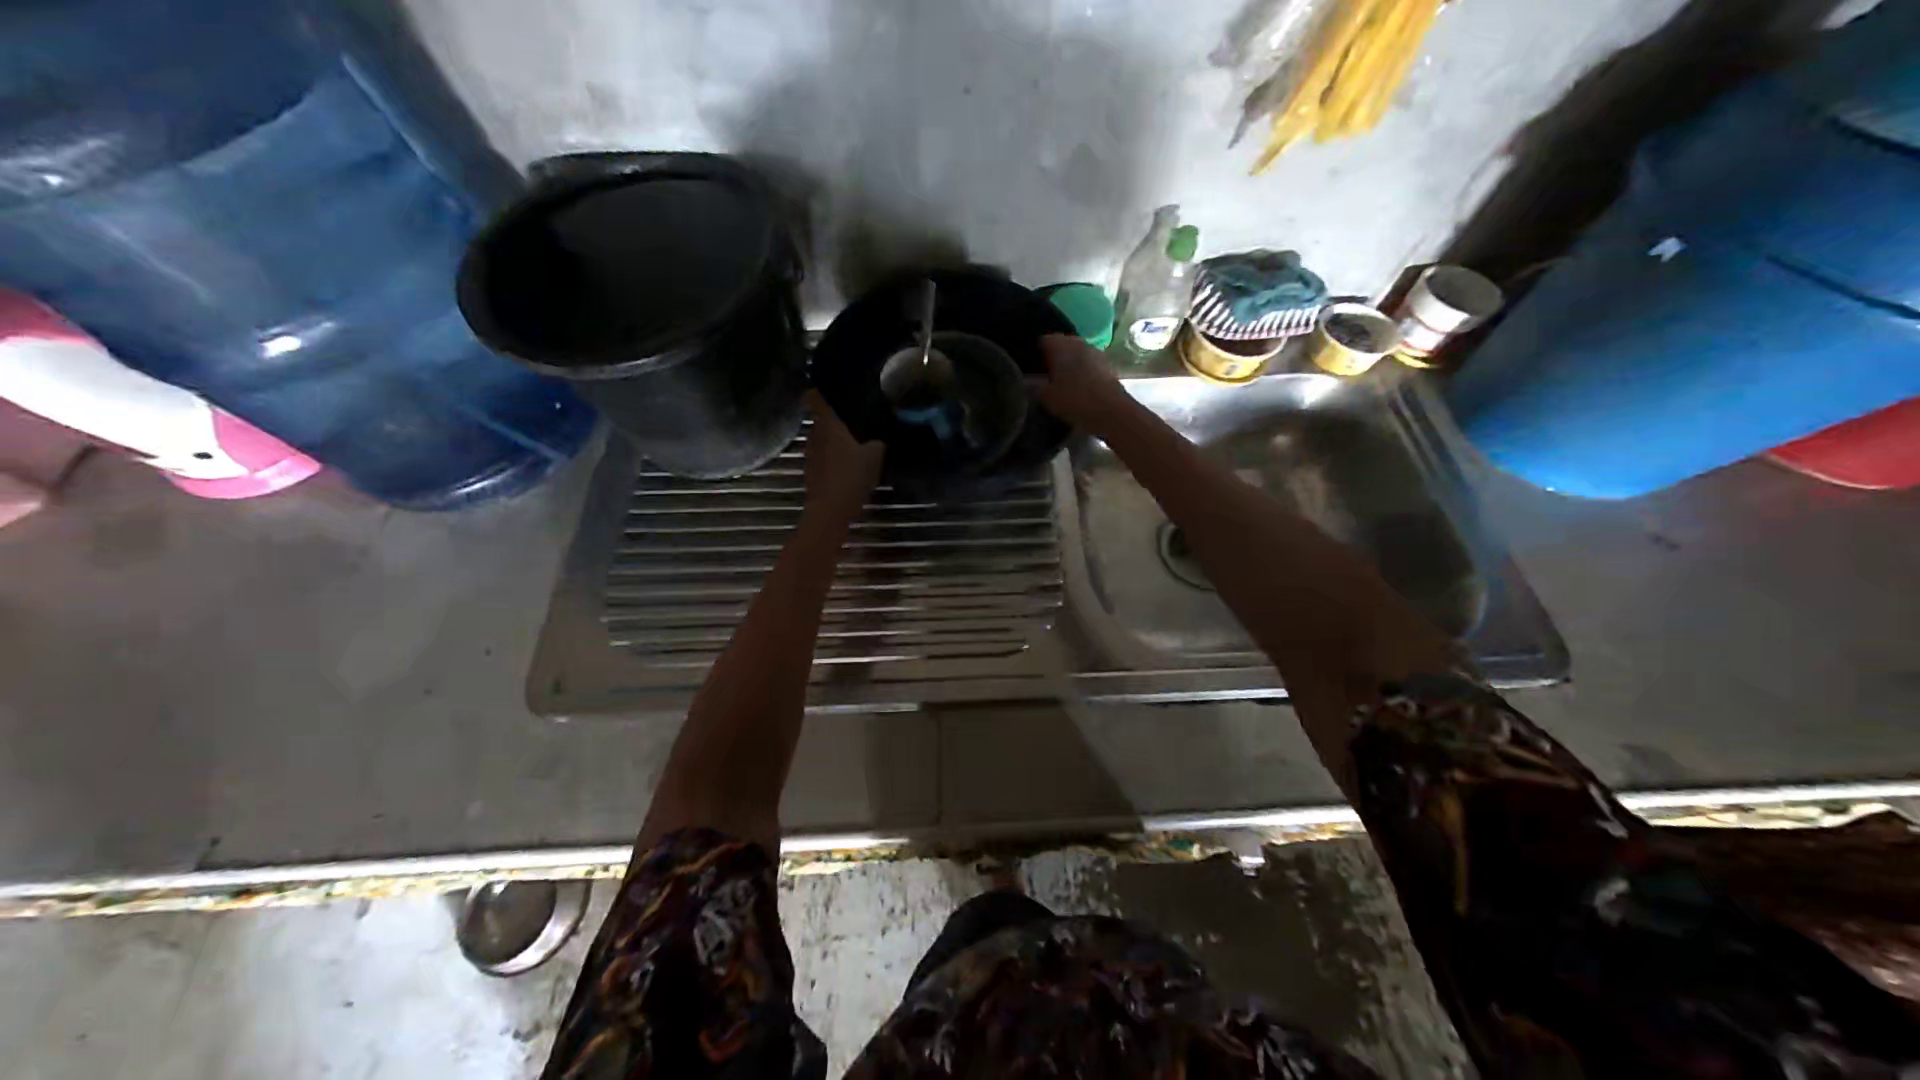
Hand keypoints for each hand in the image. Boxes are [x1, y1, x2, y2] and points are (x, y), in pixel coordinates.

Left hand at [803, 391, 884, 522]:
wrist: (831, 509)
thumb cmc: (853, 475)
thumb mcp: (876, 454)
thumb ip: (879, 438)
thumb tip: (881, 429)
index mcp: (828, 422)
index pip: (815, 397)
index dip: (822, 392)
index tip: (836, 392)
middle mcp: (815, 433)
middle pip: (823, 419)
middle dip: (837, 420)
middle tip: (858, 422)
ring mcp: (810, 452)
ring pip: (823, 438)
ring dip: (835, 440)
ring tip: (856, 446)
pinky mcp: (810, 470)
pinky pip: (823, 456)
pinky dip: (833, 457)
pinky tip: (849, 466)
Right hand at [1036, 335, 1131, 433]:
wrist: (1112, 412)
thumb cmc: (1075, 401)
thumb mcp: (1047, 397)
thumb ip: (1035, 386)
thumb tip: (1027, 381)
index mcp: (1060, 345)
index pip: (1043, 341)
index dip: (1035, 353)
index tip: (1031, 368)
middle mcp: (1078, 342)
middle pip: (1061, 345)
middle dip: (1053, 357)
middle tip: (1045, 376)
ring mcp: (1095, 352)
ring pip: (1077, 353)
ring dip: (1070, 364)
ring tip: (1061, 382)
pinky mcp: (1107, 365)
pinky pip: (1088, 363)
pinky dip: (1082, 371)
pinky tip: (1078, 387)